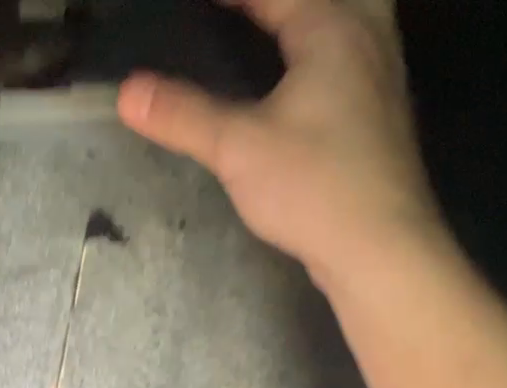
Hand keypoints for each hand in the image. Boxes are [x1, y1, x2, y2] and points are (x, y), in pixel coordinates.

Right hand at [116, 0, 446, 285]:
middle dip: (274, 5)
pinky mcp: (380, 111)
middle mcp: (365, 37)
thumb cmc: (313, 186)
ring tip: (273, 28)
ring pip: (349, 16)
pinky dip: (322, 41)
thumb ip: (183, 114)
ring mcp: (380, 73)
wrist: (381, 246)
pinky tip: (305, 71)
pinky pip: (351, 49)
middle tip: (240, 14)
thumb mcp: (237, 148)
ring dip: (310, 16)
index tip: (194, 4)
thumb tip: (126, 91)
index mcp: (332, 28)